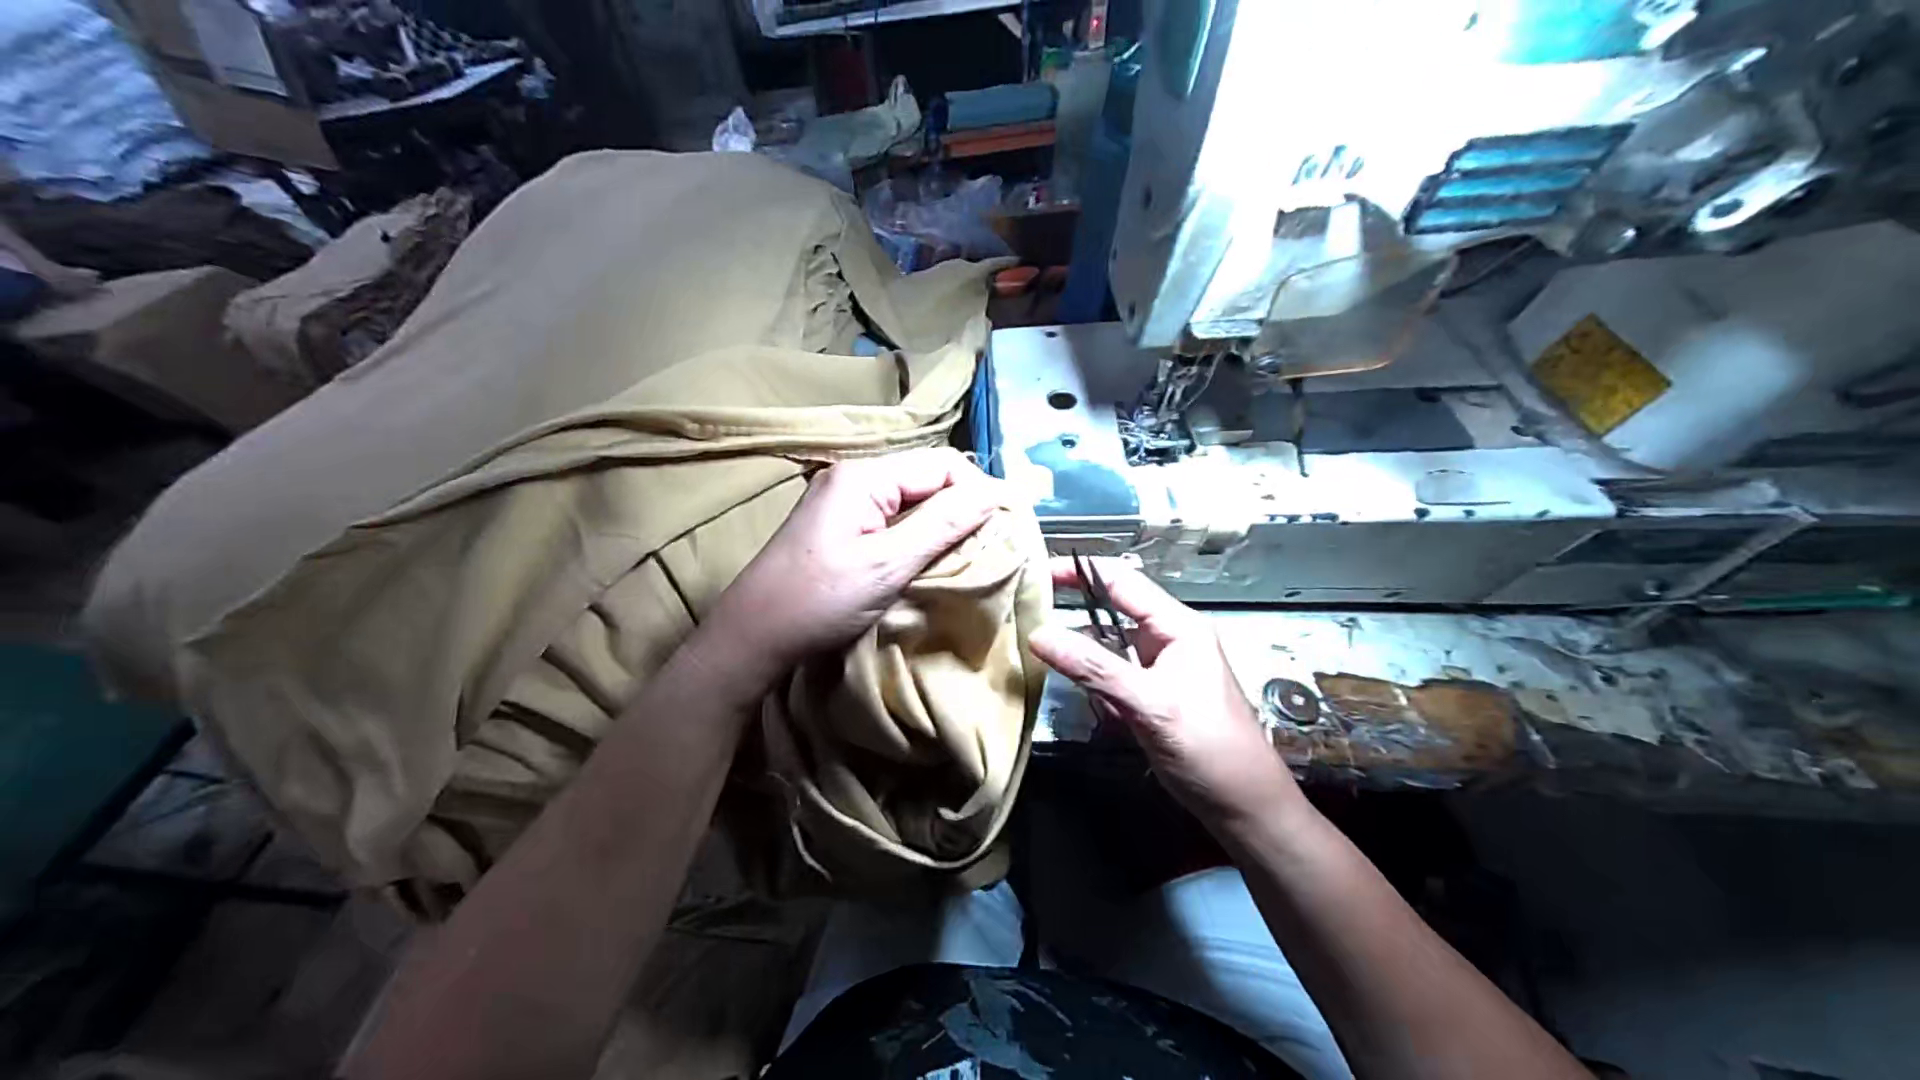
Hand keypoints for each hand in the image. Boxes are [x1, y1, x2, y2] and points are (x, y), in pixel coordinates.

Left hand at [701, 447, 1002, 686]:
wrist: (752, 637)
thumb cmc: (818, 601)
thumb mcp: (887, 564)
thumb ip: (943, 525)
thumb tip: (996, 495)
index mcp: (864, 476)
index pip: (942, 465)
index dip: (978, 492)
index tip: (1007, 530)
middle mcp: (854, 478)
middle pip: (927, 479)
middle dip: (962, 509)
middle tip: (991, 547)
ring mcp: (845, 502)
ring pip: (913, 501)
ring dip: (942, 525)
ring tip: (968, 557)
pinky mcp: (842, 526)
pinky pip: (894, 520)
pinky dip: (919, 537)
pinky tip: (932, 561)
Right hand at [1027, 558, 1303, 830]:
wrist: (1246, 807)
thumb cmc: (1210, 749)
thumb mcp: (1149, 704)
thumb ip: (1094, 668)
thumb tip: (1039, 635)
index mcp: (1178, 627)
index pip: (1121, 580)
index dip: (1079, 570)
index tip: (1037, 573)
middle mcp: (1168, 639)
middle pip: (1110, 614)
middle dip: (1076, 623)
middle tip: (1033, 624)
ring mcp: (1160, 669)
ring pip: (1107, 651)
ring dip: (1089, 669)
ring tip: (1082, 690)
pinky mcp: (1152, 696)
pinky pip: (1113, 680)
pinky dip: (1101, 694)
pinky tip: (1109, 719)